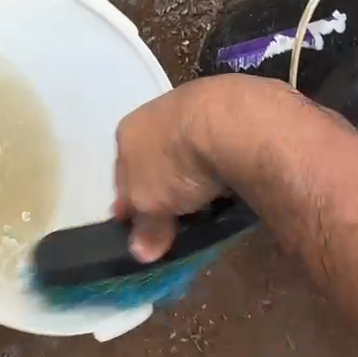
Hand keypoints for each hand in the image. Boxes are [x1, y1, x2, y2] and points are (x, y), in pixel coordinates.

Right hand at [113, 74, 312, 260]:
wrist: (232, 120)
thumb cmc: (175, 161)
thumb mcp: (151, 203)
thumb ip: (145, 226)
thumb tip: (139, 251)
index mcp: (128, 132)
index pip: (122, 173)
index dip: (130, 202)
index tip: (139, 227)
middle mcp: (156, 113)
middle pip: (155, 157)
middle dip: (162, 183)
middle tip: (177, 214)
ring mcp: (196, 105)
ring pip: (188, 146)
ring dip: (194, 169)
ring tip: (211, 199)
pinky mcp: (235, 106)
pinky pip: (222, 141)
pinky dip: (225, 159)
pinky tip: (236, 176)